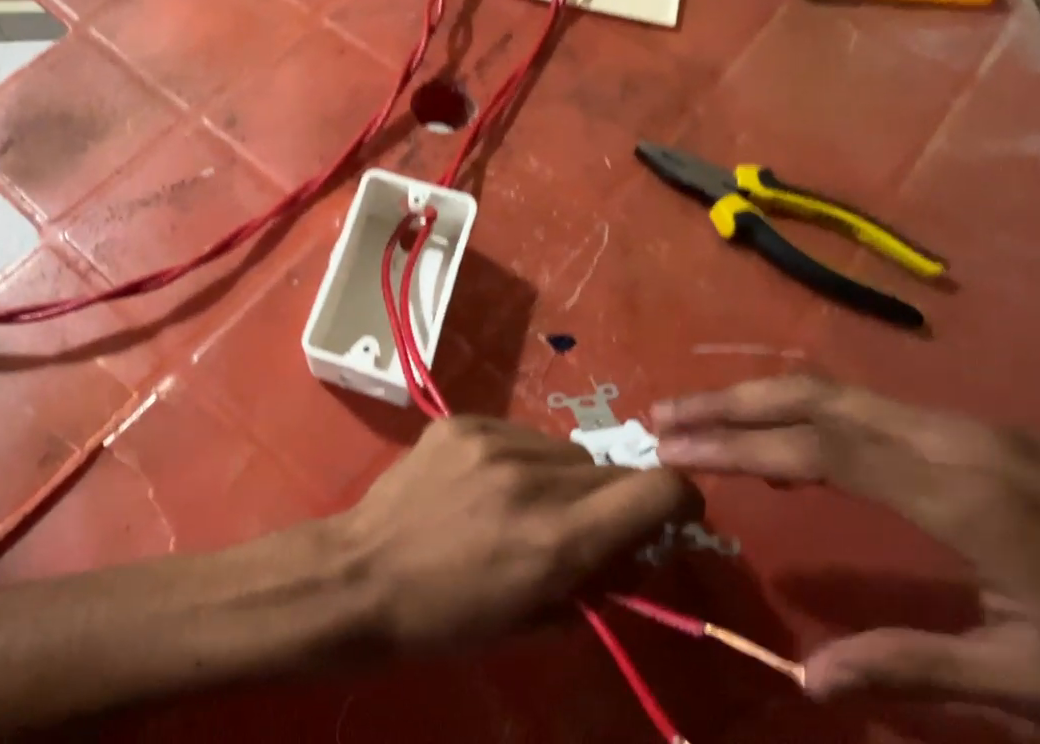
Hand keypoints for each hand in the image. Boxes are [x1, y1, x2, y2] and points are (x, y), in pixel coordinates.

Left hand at [336, 416, 690, 646]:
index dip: (676, 502)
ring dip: (561, 476)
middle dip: (610, 500)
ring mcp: (492, 442)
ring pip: (564, 449)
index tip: (664, 518)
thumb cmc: (448, 617)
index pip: (659, 490)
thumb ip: (598, 579)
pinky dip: (517, 457)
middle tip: (576, 525)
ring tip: (520, 503)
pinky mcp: (460, 422)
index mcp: (560, 537)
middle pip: (612, 469)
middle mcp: (534, 478)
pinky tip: (484, 481)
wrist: (363, 574)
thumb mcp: (537, 618)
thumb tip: (636, 548)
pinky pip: (518, 432)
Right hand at [652, 375, 1039, 709]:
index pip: (817, 449)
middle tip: (661, 416)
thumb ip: (915, 666)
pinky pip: (868, 405)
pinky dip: (803, 409)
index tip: (671, 448)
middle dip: (729, 402)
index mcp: (960, 496)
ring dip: (760, 398)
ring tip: (701, 419)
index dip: (735, 444)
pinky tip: (785, 436)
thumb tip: (806, 679)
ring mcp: (969, 428)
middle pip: (816, 396)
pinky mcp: (981, 432)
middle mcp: (952, 441)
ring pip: (839, 390)